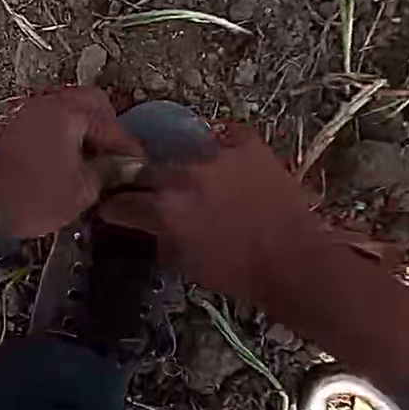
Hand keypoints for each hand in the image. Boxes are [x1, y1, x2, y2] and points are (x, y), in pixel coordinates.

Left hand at [0, 88, 144, 238]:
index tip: (138, 164)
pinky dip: (66, 132)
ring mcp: (28, 114)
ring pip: (69, 108)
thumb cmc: (33, 201)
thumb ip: (107, 171)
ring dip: (87, 127)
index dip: (128, 146)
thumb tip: (121, 165)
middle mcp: (46, 106)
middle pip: (91, 102)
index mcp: (67, 115)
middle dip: (108, 126)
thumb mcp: (82, 191)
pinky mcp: (15, 128)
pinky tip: (72, 157)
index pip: (110, 125)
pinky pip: (50, 119)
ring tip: (96, 157)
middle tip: (117, 154)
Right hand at [98, 123, 328, 306]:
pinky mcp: (247, 146)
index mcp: (165, 210)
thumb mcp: (188, 266)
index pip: (122, 203)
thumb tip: (155, 229)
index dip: (115, 208)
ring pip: (185, 154)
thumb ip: (163, 241)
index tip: (115, 209)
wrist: (293, 259)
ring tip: (199, 180)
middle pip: (148, 171)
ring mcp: (216, 156)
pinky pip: (227, 136)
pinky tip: (228, 160)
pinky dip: (224, 147)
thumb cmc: (240, 273)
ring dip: (186, 168)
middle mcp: (184, 177)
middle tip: (153, 193)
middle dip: (145, 184)